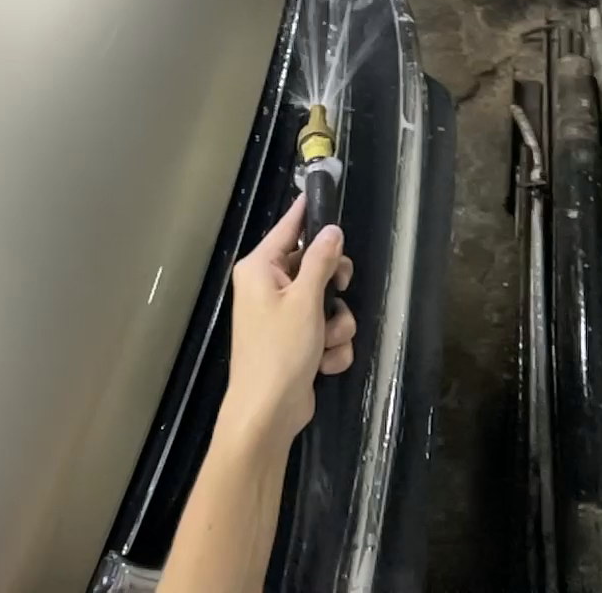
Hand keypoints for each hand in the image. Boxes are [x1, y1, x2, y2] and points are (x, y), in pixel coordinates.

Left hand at [220, 196, 355, 450]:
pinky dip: (329, 348)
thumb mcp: (305, 301)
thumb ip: (320, 262)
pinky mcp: (293, 341)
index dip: (307, 214)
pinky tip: (322, 364)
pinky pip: (323, 331)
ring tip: (325, 343)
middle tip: (342, 292)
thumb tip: (331, 231)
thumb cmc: (280, 349)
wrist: (267, 411)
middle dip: (333, 289)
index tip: (321, 191)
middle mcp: (266, 286)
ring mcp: (279, 315)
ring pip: (325, 303)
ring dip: (334, 326)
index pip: (287, 229)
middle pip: (313, 267)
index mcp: (259, 269)